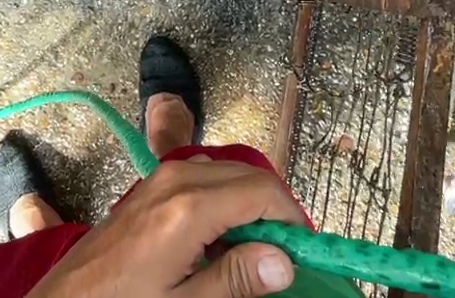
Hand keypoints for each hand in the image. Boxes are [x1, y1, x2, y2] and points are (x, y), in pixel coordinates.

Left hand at [29, 158, 305, 297]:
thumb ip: (234, 280)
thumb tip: (285, 260)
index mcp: (190, 204)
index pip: (261, 189)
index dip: (291, 218)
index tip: (303, 254)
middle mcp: (178, 176)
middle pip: (247, 174)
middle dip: (272, 211)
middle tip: (282, 259)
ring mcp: (162, 176)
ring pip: (227, 174)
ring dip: (248, 205)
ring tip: (252, 255)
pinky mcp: (151, 186)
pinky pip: (203, 179)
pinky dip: (223, 201)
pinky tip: (218, 242)